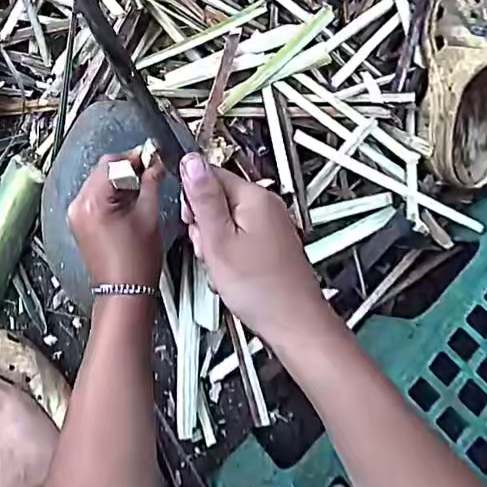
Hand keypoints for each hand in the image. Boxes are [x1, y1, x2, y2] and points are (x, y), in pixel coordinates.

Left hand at [68, 150, 164, 288]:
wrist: (125, 294)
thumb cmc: (136, 263)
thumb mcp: (148, 216)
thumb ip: (150, 183)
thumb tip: (154, 162)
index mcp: (92, 202)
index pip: (113, 163)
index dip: (135, 157)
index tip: (152, 155)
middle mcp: (79, 205)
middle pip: (104, 169)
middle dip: (128, 167)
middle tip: (151, 168)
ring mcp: (77, 214)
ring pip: (100, 181)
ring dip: (121, 179)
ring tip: (144, 185)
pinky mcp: (81, 221)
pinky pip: (96, 195)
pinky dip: (113, 192)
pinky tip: (131, 198)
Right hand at [181, 152, 333, 344]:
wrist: (295, 326)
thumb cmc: (262, 290)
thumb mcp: (218, 240)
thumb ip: (203, 198)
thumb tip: (190, 160)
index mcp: (254, 197)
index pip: (208, 173)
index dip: (192, 198)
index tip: (193, 221)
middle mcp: (266, 204)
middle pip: (216, 196)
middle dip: (203, 221)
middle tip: (208, 247)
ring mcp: (270, 223)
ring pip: (224, 217)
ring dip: (214, 238)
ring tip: (220, 262)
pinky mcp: (270, 240)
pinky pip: (237, 234)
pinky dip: (228, 249)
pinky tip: (231, 269)